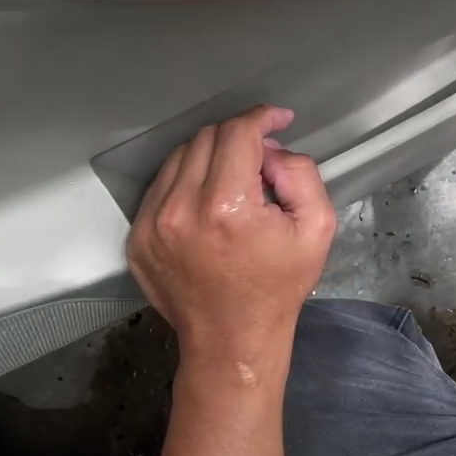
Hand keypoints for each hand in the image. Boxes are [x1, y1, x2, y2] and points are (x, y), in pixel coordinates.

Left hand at [127, 105, 335, 378]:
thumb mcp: (318, 226)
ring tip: (239, 177)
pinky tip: (212, 197)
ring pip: (181, 156)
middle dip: (240, 135)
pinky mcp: (137, 237)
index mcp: (228, 207)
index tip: (280, 119)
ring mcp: (152, 225)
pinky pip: (163, 184)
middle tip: (265, 156)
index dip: (262, 117)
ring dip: (213, 153)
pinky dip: (189, 178)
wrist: (232, 337)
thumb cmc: (280, 284)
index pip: (237, 133)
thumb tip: (271, 152)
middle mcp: (181, 210)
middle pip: (207, 138)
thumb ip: (300, 175)